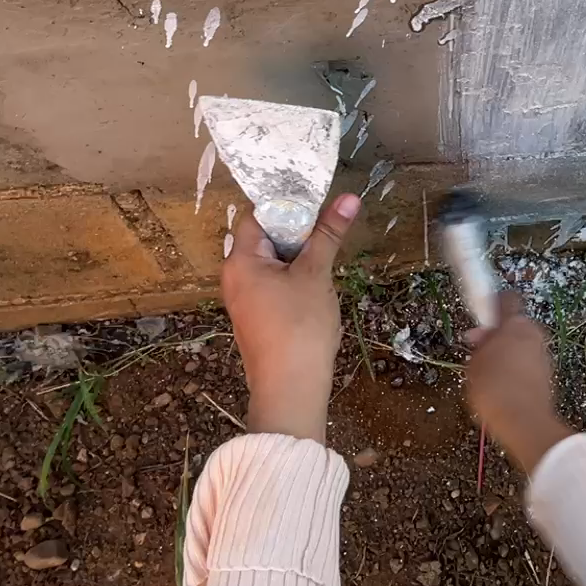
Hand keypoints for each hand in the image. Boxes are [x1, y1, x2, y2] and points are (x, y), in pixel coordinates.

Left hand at [222, 194, 360, 443]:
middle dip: (297, 230)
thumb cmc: (299, 325)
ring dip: (299, 254)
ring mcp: (245, 299)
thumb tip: (349, 196)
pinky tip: (318, 280)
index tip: (317, 198)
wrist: (290, 389)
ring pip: (273, 261)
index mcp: (241, 261)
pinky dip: (294, 275)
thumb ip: (329, 233)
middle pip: (265, 237)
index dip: (286, 204)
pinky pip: (274, 282)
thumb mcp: (316, 273)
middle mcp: (235, 277)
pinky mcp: (258, 316)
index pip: (257, 216)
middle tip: (328, 223)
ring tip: (327, 249)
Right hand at [464, 292, 572, 471]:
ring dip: (509, 353)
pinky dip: (517, 369)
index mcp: (515, 324)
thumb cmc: (494, 389)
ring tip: (489, 373)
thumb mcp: (474, 364)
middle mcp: (533, 334)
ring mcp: (543, 355)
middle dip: (499, 334)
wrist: (524, 422)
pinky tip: (503, 386)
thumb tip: (480, 336)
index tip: (482, 315)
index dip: (493, 303)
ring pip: (523, 345)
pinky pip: (529, 364)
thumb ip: (479, 344)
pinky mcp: (548, 375)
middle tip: (480, 350)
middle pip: (515, 325)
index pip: (507, 299)